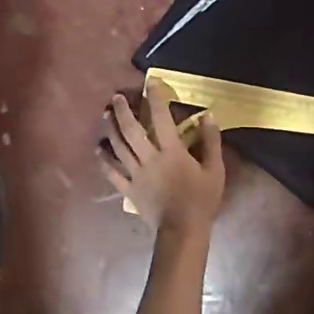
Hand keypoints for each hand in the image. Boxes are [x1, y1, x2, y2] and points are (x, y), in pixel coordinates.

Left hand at [101, 80, 225, 239]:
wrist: (182, 230)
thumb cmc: (201, 199)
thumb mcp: (215, 169)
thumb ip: (211, 141)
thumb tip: (208, 116)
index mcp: (172, 151)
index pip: (161, 119)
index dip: (155, 99)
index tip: (150, 83)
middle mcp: (150, 158)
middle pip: (131, 130)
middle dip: (123, 111)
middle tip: (117, 97)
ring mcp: (136, 174)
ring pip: (119, 148)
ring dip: (111, 129)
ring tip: (106, 115)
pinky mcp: (129, 190)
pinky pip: (112, 173)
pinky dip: (104, 160)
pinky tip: (98, 148)